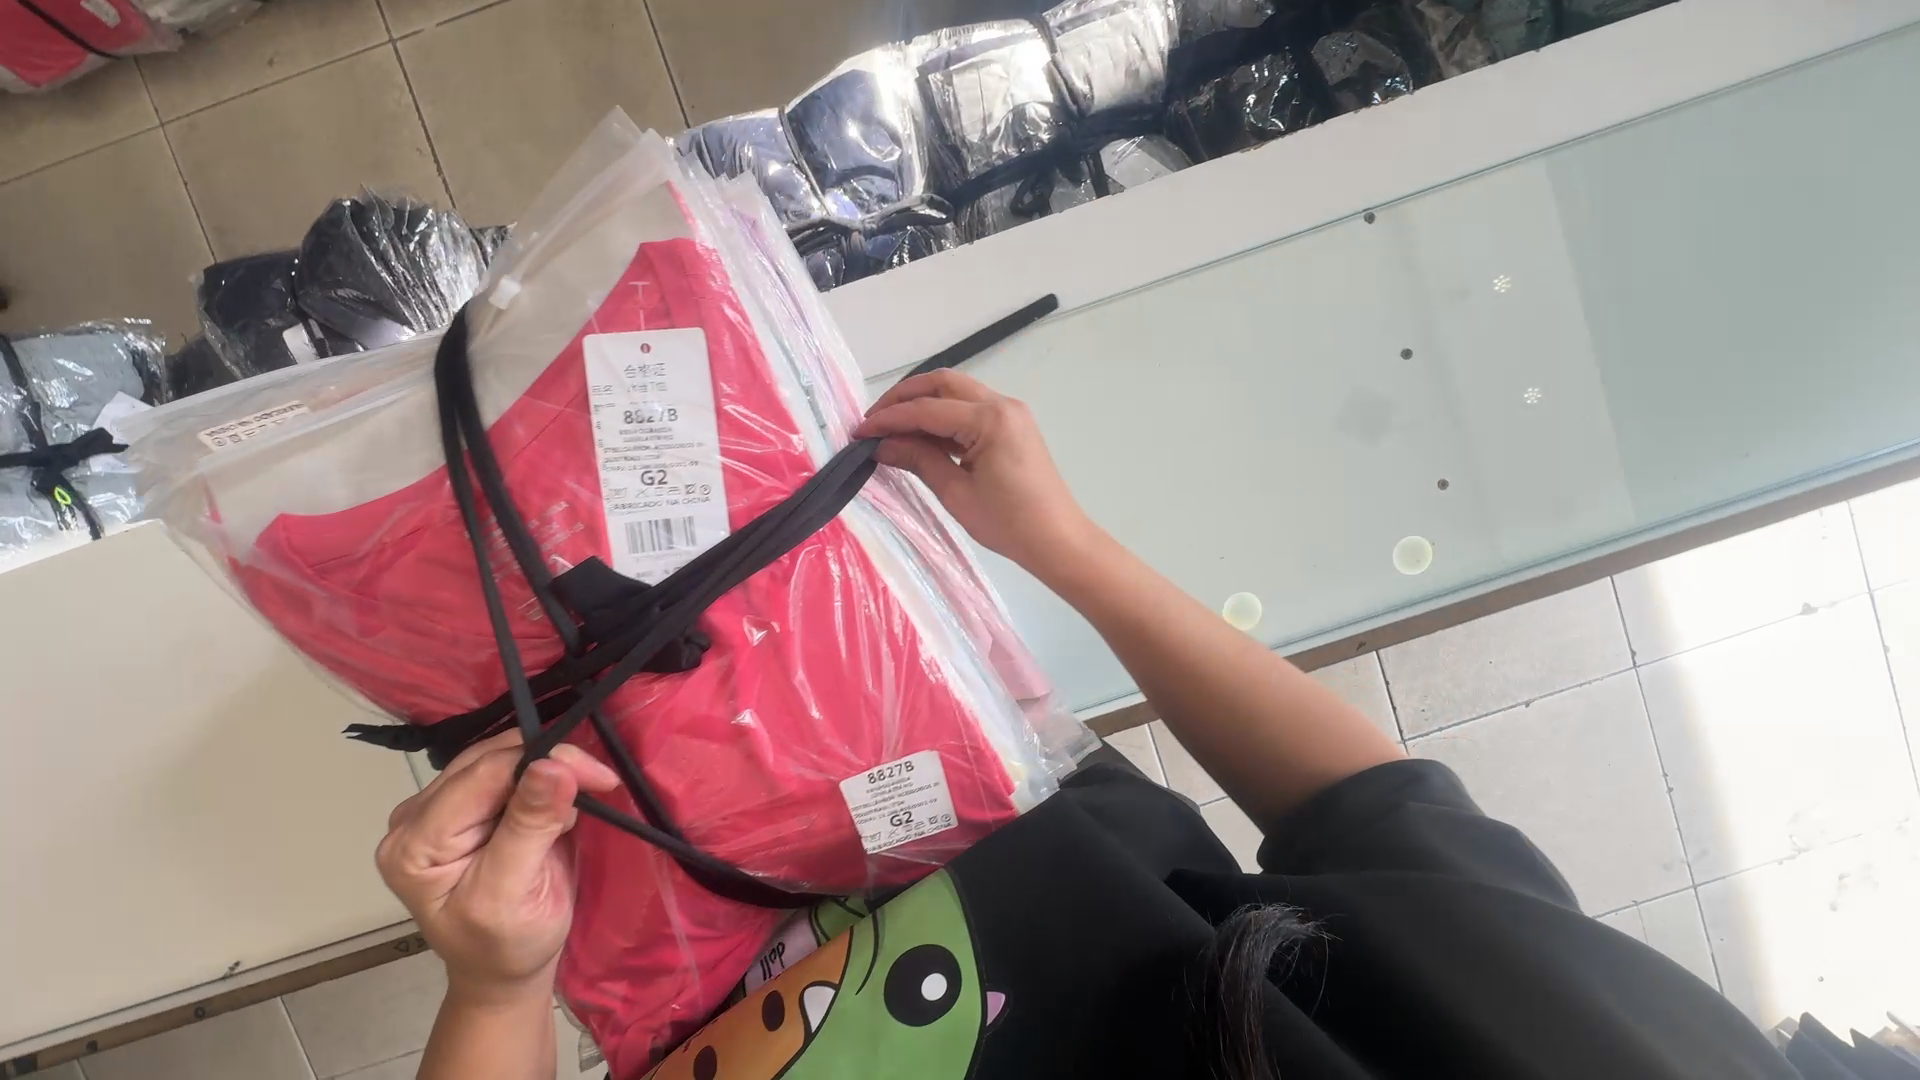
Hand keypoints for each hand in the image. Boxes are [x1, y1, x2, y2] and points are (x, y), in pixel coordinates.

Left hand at [375, 730, 618, 1005]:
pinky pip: (510, 766)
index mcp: (415, 842)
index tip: (601, 779)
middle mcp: (418, 816)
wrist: (505, 969)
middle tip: (600, 782)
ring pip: (504, 755)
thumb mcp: (514, 892)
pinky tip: (562, 800)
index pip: (486, 772)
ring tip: (582, 797)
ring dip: (553, 767)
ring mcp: (442, 807)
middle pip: (493, 757)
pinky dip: (546, 775)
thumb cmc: (506, 943)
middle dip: (553, 761)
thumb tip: (552, 765)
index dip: (547, 762)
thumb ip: (528, 826)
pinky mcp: (470, 804)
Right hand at [854, 369, 1097, 580]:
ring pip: (956, 392)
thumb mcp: (956, 493)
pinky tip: (921, 437)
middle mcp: (1002, 404)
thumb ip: (918, 460)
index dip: (889, 419)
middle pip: (942, 384)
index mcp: (990, 420)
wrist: (1057, 539)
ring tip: (891, 428)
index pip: (927, 410)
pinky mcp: (1012, 426)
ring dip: (922, 404)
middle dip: (903, 397)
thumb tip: (882, 445)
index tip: (859, 432)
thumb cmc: (1009, 523)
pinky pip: (970, 409)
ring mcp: (1010, 413)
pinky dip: (942, 417)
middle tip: (873, 420)